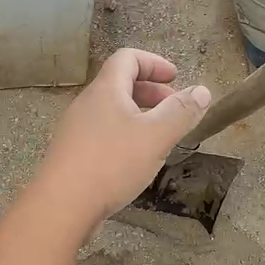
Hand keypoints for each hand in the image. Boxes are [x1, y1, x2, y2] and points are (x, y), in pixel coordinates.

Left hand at [34, 48, 210, 228]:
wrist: (62, 206)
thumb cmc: (111, 164)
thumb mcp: (156, 136)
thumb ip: (181, 112)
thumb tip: (202, 91)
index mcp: (106, 90)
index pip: (128, 59)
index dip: (154, 63)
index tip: (175, 77)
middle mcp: (87, 104)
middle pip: (119, 85)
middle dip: (151, 92)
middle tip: (174, 110)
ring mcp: (76, 130)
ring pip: (111, 112)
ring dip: (139, 117)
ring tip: (159, 138)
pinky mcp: (72, 155)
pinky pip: (103, 135)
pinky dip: (124, 137)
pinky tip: (135, 162)